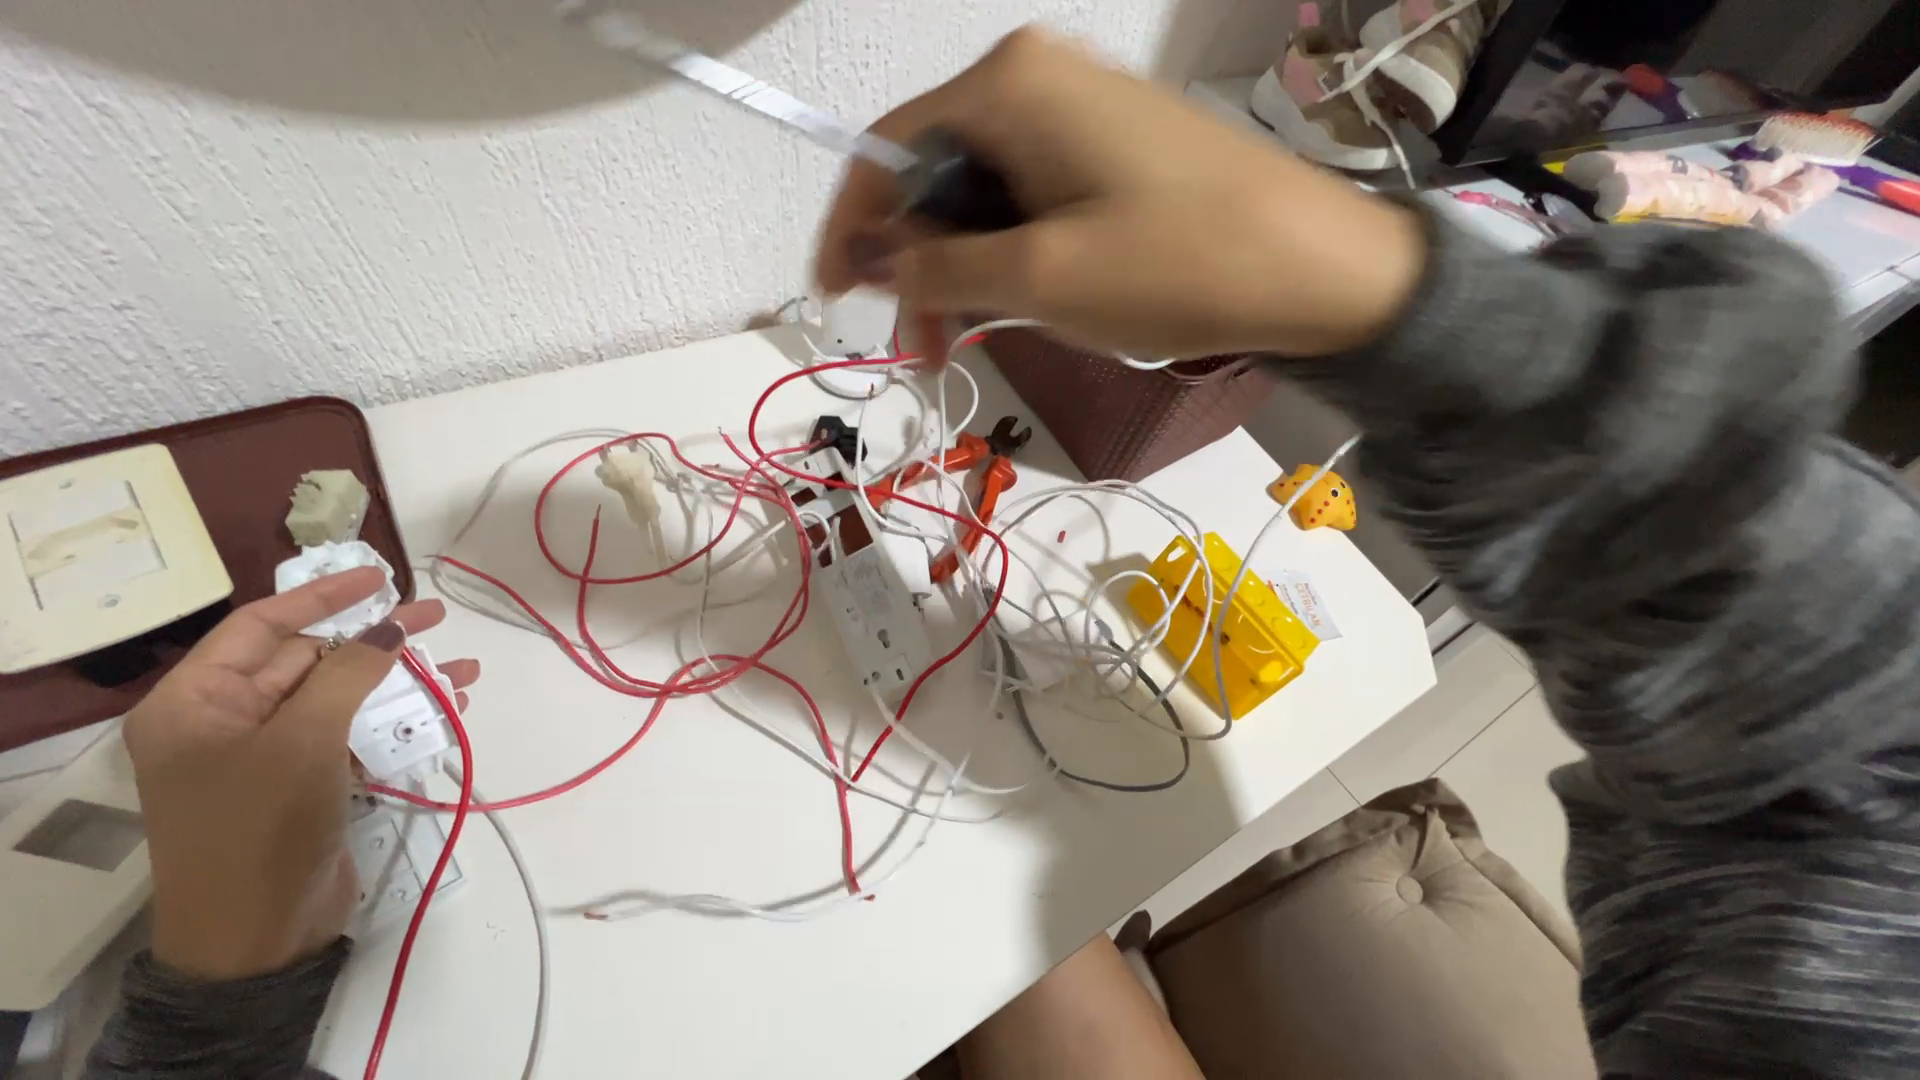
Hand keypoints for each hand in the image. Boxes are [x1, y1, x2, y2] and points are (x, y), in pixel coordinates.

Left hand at [124, 568, 478, 979]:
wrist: (259, 933)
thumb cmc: (261, 826)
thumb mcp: (303, 739)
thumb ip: (347, 674)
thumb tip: (389, 630)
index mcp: (195, 703)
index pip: (260, 626)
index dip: (322, 596)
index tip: (379, 576)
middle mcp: (227, 720)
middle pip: (309, 659)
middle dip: (376, 641)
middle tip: (436, 617)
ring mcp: (269, 752)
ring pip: (343, 695)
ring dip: (402, 681)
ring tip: (464, 668)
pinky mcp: (307, 780)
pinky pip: (356, 731)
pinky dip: (400, 718)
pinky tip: (449, 707)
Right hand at [815, 27, 1425, 360]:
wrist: (1315, 269)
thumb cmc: (1172, 266)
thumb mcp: (1036, 278)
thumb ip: (936, 264)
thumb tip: (868, 256)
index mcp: (1007, 87)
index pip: (888, 150)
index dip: (852, 228)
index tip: (834, 298)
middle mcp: (1034, 80)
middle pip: (934, 176)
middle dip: (916, 264)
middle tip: (922, 348)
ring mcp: (1076, 113)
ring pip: (980, 197)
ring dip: (961, 271)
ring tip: (967, 342)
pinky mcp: (1107, 151)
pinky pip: (1026, 201)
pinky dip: (1008, 257)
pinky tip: (1018, 306)